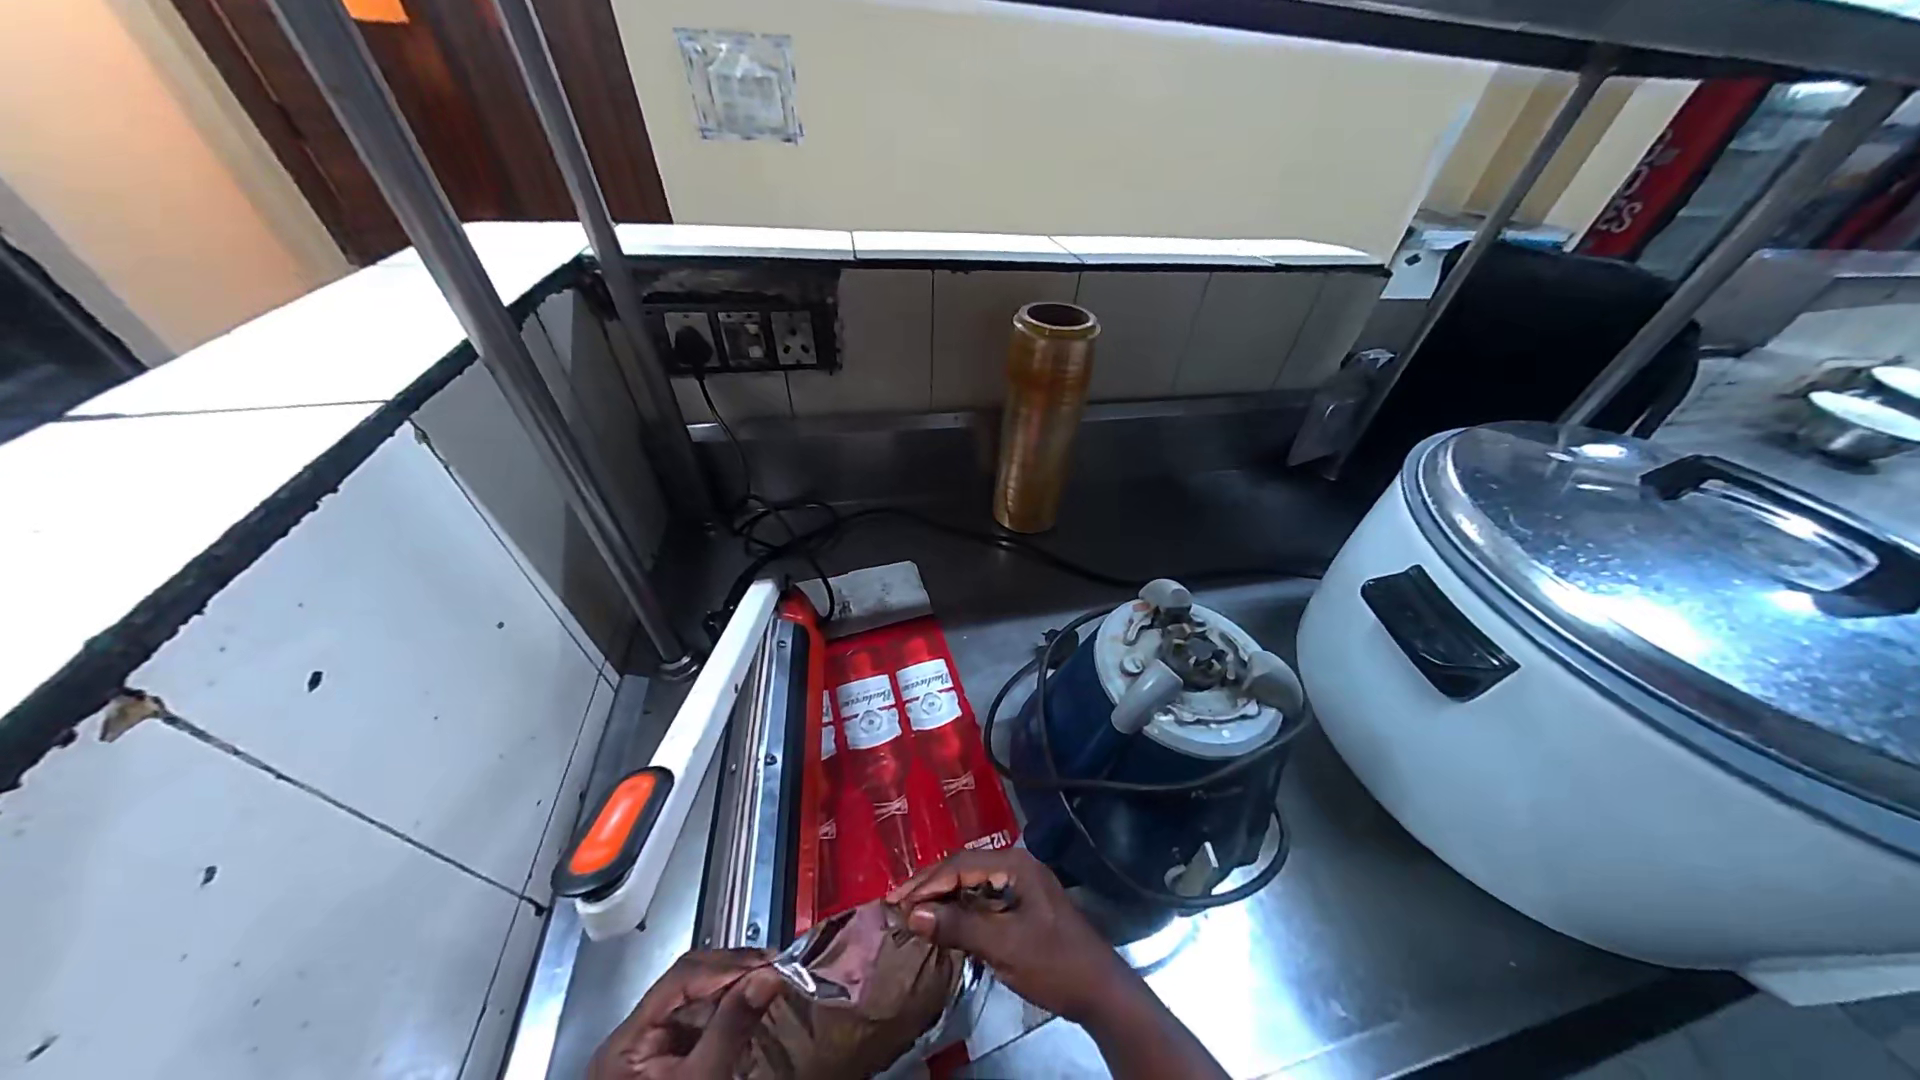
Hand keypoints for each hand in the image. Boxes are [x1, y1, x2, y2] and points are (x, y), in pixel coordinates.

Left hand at [588, 948, 783, 1078]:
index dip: (726, 965)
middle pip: (686, 982)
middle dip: (732, 972)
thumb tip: (768, 976)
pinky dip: (728, 1013)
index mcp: (627, 1041)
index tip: (769, 963)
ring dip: (734, 989)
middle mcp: (634, 1038)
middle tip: (776, 970)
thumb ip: (731, 1028)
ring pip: (695, 999)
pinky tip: (752, 1012)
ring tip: (769, 986)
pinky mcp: (668, 1064)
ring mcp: (650, 1051)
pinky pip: (700, 1023)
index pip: (681, 977)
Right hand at [886, 848, 1133, 1024]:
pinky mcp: (1021, 904)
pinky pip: (982, 898)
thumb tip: (913, 915)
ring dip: (943, 898)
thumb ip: (959, 926)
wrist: (1100, 990)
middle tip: (898, 906)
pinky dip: (960, 910)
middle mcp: (1016, 865)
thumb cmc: (1053, 962)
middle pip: (964, 868)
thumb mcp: (1003, 945)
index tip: (896, 902)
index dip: (926, 883)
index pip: (959, 864)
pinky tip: (943, 922)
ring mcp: (1020, 884)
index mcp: (1015, 864)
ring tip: (914, 913)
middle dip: (931, 887)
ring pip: (971, 883)